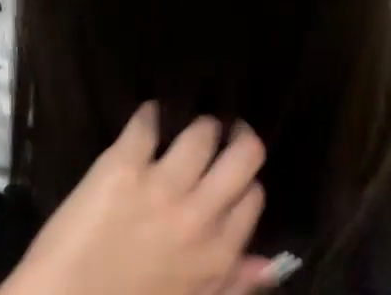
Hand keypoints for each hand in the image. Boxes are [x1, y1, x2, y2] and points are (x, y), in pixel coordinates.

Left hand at [0, 105, 274, 294]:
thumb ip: (233, 282)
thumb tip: (268, 263)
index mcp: (218, 253)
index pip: (253, 197)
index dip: (244, 181)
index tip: (230, 172)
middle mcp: (198, 214)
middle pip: (243, 155)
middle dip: (238, 136)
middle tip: (225, 130)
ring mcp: (160, 185)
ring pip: (200, 132)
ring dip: (197, 122)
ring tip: (185, 121)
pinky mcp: (121, 165)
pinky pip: (147, 122)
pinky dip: (150, 113)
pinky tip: (148, 114)